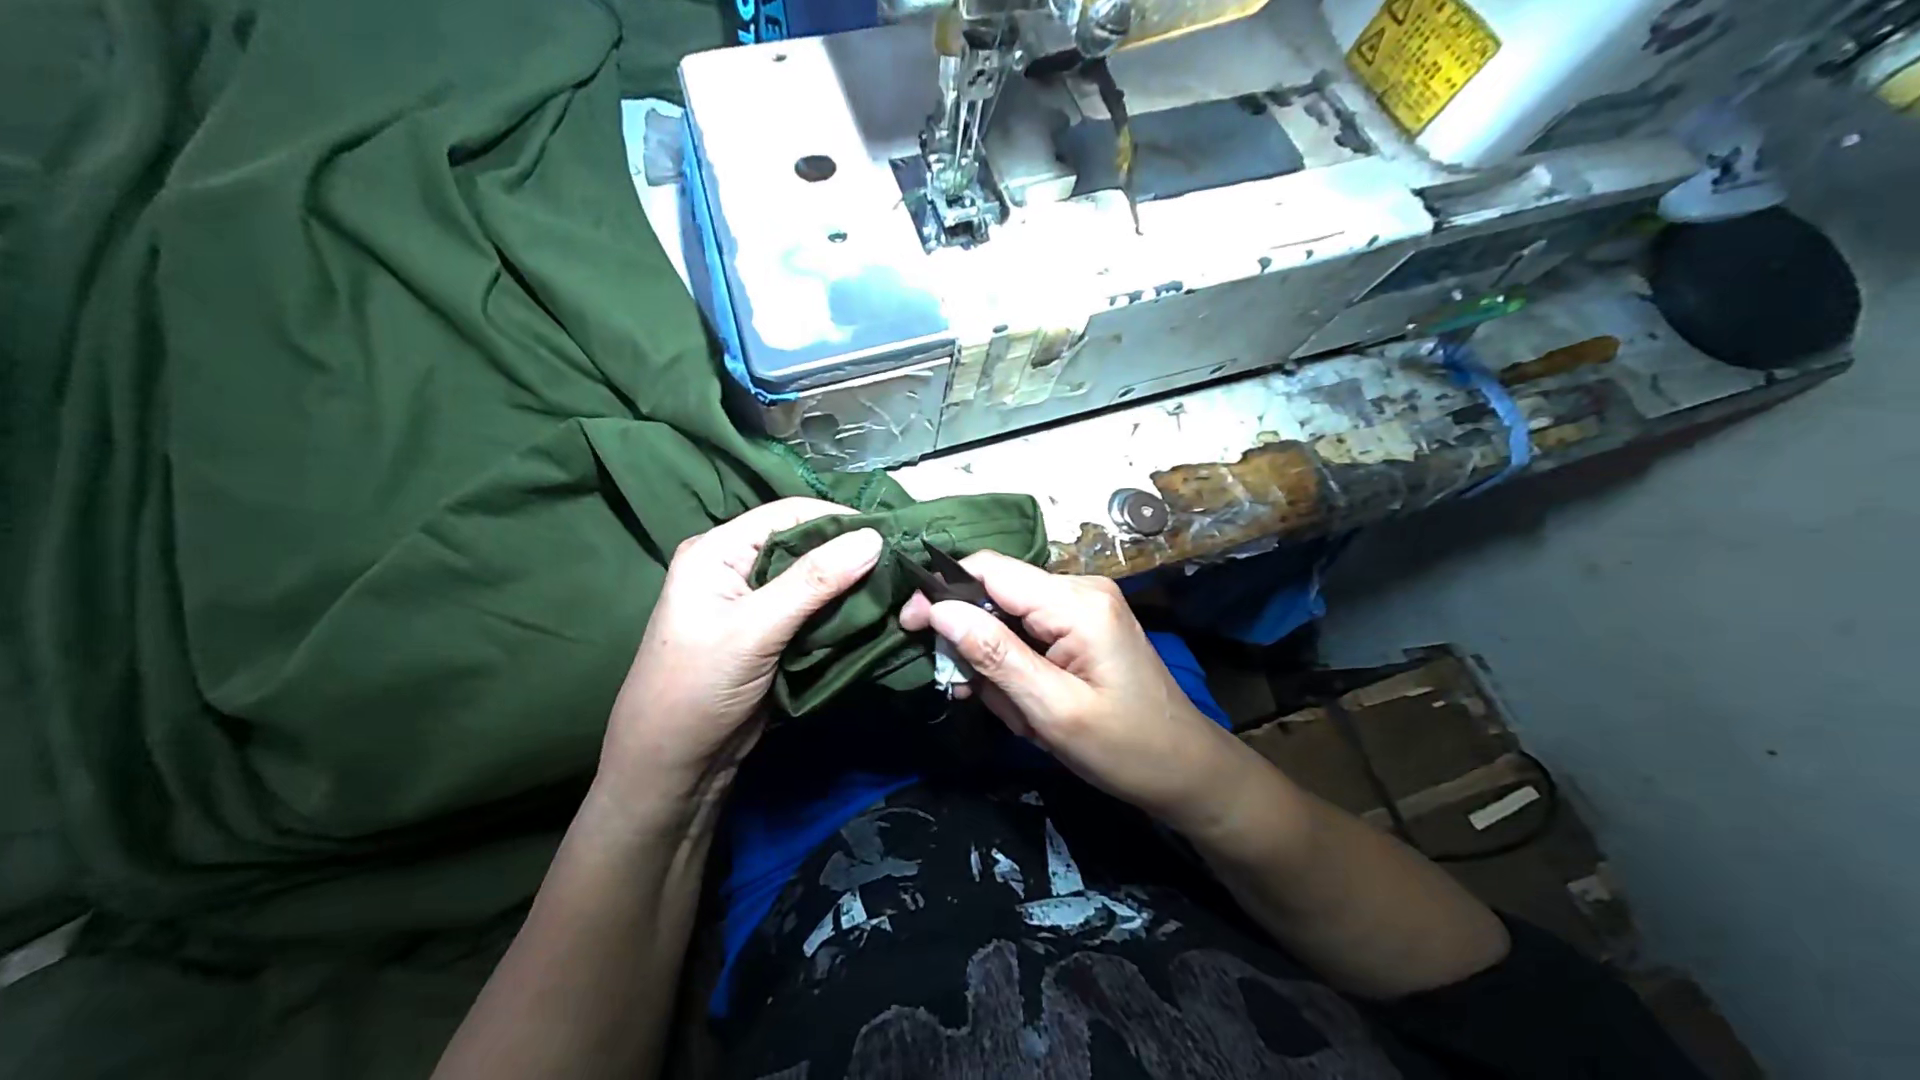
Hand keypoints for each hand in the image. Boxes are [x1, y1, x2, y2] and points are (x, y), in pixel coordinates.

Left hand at [598, 499, 882, 802]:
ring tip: (897, 582)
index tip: (892, 530)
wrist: (674, 766)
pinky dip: (842, 609)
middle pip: (803, 543)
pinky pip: (814, 609)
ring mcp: (754, 602)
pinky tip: (874, 609)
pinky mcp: (771, 633)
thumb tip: (874, 537)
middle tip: (901, 558)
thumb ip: (813, 581)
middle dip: (849, 550)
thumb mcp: (754, 629)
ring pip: (813, 578)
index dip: (839, 518)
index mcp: (717, 551)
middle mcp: (735, 567)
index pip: (787, 514)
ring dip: (850, 582)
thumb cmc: (697, 689)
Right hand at [899, 551, 1258, 832]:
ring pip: (1007, 618)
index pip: (991, 570)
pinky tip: (1028, 706)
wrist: (1185, 770)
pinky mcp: (1082, 625)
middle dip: (977, 647)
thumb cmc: (1125, 748)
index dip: (942, 591)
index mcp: (1077, 602)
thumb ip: (995, 655)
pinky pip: (1028, 633)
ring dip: (997, 667)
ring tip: (1019, 714)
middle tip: (974, 695)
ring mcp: (1083, 605)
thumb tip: (938, 609)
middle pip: (996, 594)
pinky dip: (1015, 669)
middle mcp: (1080, 589)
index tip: (909, 627)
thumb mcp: (1052, 710)